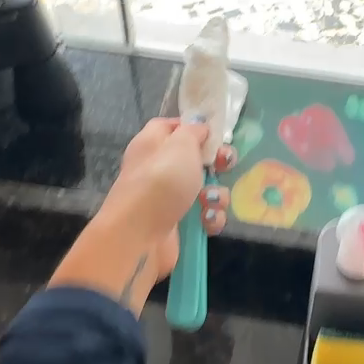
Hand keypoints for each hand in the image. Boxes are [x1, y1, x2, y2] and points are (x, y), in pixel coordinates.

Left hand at [49, 119, 235, 313]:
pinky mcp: (180, 225)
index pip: (173, 127)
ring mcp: (169, 199)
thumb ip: (193, 131)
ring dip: (217, 195)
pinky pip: (205, 216)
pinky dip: (211, 218)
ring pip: (207, 189)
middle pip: (196, 159)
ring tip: (209, 202)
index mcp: (153, 144)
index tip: (215, 133)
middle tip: (224, 166)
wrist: (139, 236)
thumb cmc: (160, 182)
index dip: (195, 127)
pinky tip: (206, 222)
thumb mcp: (180, 144)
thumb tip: (200, 127)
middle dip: (217, 163)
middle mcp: (160, 169)